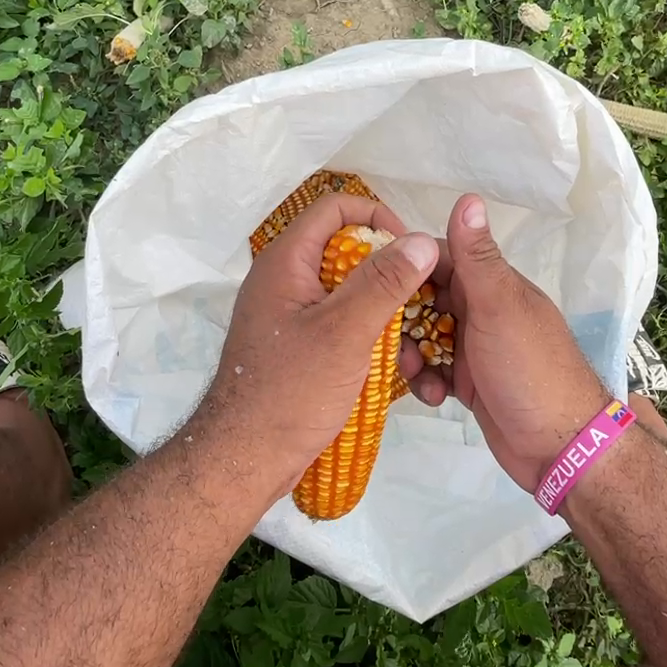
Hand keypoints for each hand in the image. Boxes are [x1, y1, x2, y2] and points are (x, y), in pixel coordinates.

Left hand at [191, 192, 439, 501]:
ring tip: (409, 340)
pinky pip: (339, 320)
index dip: (376, 217)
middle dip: (387, 268)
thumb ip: (383, 282)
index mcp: (285, 260)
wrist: (244, 459)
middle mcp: (284, 278)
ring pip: (347, 288)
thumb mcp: (344, 332)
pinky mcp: (297, 343)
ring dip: (381, 307)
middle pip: (344, 248)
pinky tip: (392, 362)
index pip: (334, 207)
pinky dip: (367, 332)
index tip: (409, 251)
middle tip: (418, 298)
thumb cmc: (290, 391)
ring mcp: (289, 312)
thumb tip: (422, 240)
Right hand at [402, 193, 608, 490]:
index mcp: (491, 284)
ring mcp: (476, 347)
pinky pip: (435, 370)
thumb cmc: (528, 369)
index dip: (407, 265)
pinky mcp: (470, 382)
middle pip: (425, 298)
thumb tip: (467, 196)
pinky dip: (428, 380)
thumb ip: (477, 257)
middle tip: (385, 336)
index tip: (374, 278)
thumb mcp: (499, 307)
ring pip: (426, 336)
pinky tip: (433, 396)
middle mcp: (482, 310)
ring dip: (411, 351)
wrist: (560, 450)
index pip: (438, 259)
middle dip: (401, 316)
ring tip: (412, 370)